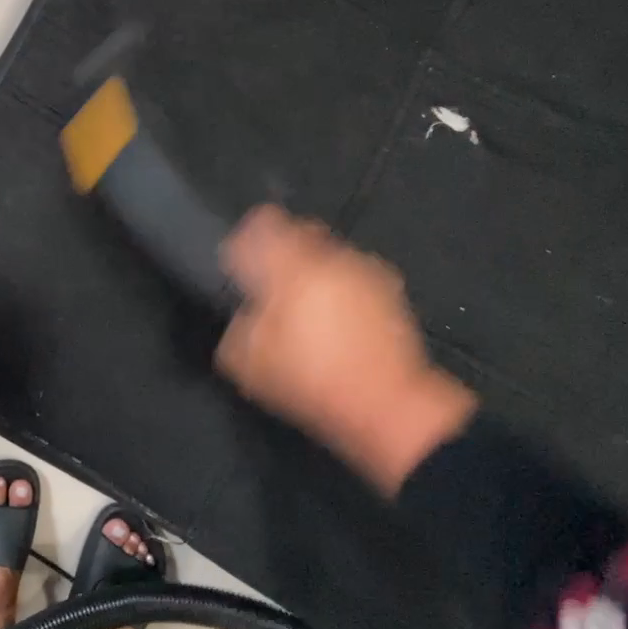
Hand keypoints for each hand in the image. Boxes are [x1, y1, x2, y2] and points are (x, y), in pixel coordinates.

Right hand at [216, 205, 476, 495]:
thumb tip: (245, 313)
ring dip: (314, 269)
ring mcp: (365, 272)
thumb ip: (237, 324)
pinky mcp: (391, 293)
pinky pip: (354, 275)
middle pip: (300, 231)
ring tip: (306, 306)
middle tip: (272, 284)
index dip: (246, 237)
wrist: (386, 407)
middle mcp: (330, 257)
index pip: (263, 222)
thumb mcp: (246, 360)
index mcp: (290, 265)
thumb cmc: (310, 378)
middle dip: (283, 251)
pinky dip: (340, 287)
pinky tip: (335, 320)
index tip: (240, 260)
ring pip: (329, 253)